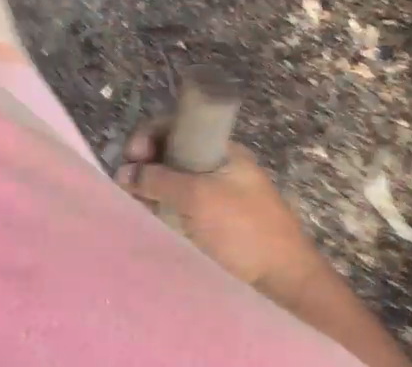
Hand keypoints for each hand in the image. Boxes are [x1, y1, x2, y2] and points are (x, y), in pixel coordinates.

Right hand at [116, 121, 324, 293]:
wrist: (288, 283)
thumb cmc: (242, 229)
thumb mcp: (194, 196)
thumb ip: (154, 178)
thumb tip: (123, 173)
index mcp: (223, 151)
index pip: (173, 128)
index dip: (147, 137)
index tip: (132, 158)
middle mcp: (221, 166)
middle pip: (169, 152)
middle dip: (146, 165)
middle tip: (130, 183)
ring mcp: (221, 193)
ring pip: (173, 179)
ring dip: (153, 187)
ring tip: (139, 202)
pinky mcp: (217, 217)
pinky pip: (180, 201)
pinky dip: (164, 204)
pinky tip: (154, 215)